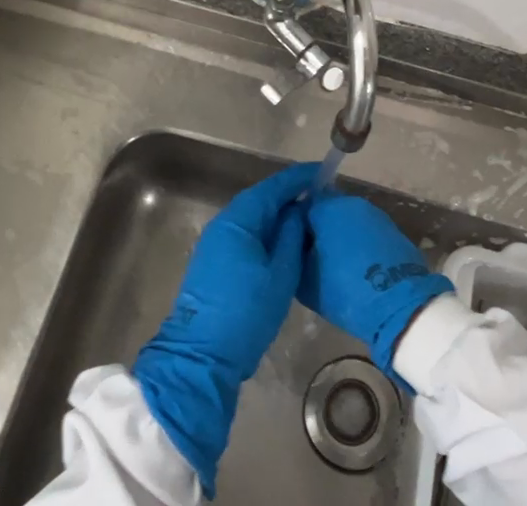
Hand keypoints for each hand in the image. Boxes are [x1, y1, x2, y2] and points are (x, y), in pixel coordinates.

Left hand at [132, 162, 317, 496]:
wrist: (202, 355)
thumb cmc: (247, 312)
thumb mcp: (281, 273)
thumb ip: (291, 236)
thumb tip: (299, 209)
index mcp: (238, 220)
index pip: (273, 187)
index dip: (299, 178)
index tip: (324, 172)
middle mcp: (223, 224)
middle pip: (261, 200)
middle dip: (290, 196)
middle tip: (322, 196)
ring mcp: (216, 244)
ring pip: (254, 219)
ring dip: (280, 216)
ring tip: (310, 218)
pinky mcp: (215, 262)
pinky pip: (247, 235)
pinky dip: (268, 233)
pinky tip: (287, 242)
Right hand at [298, 188, 453, 381]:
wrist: (400, 305)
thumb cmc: (345, 290)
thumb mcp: (304, 278)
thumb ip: (294, 253)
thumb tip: (294, 242)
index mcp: (328, 208)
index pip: (301, 204)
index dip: (293, 222)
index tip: (290, 242)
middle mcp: (352, 203)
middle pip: (326, 208)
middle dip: (317, 227)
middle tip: (309, 254)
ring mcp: (376, 215)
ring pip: (347, 219)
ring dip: (339, 234)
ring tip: (332, 262)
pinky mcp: (393, 230)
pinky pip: (366, 230)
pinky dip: (358, 242)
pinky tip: (356, 266)